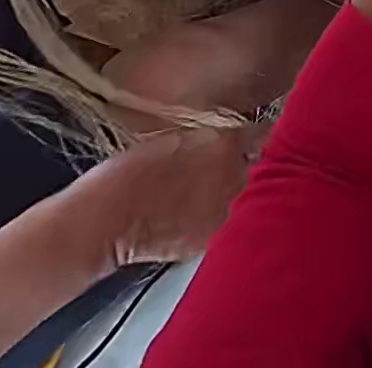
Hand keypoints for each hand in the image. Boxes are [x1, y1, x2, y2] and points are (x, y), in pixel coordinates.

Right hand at [60, 125, 268, 270]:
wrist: (103, 218)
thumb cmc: (131, 171)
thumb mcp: (179, 138)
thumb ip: (213, 139)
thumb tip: (232, 139)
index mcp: (226, 143)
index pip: (264, 134)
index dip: (266, 135)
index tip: (268, 138)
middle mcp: (234, 173)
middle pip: (265, 165)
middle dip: (262, 164)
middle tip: (253, 166)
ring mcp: (225, 208)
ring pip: (251, 195)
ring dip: (247, 193)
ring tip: (229, 194)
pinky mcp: (212, 237)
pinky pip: (229, 223)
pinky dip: (226, 219)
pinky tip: (212, 217)